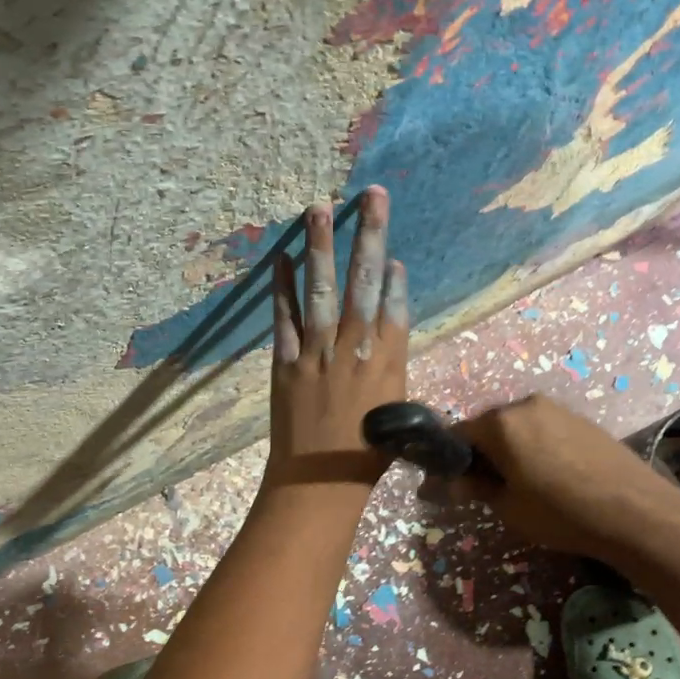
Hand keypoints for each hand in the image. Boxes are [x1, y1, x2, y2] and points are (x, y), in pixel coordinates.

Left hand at [262, 185, 408, 493]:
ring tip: (318, 208)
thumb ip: (395, 370)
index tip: (392, 251)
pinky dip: (282, 288)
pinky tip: (282, 257)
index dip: (394, 277)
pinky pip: (284, 318)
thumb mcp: (397, 415)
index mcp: (388, 363)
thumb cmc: (365, 457)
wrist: (319, 483)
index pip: (395, 306)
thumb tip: (391, 333)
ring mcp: (318, 353)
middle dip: (369, 236)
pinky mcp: (286, 362)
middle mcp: (356, 348)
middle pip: (365, 282)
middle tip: (372, 195)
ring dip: (321, 247)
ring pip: (322, 290)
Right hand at [447, 395, 679, 557]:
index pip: (457, 434)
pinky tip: (552, 478)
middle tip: (488, 489)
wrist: (637, 513)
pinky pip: (544, 430)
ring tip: (524, 485)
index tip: (453, 486)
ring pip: (518, 428)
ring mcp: (558, 409)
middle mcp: (526, 405)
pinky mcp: (583, 420)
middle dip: (482, 454)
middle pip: (489, 427)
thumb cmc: (561, 512)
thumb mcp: (508, 507)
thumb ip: (474, 488)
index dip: (450, 461)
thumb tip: (447, 483)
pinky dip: (537, 448)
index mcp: (500, 423)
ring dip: (511, 451)